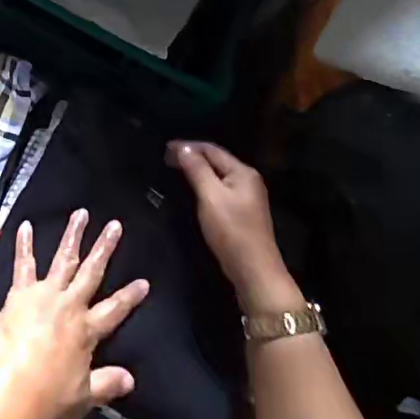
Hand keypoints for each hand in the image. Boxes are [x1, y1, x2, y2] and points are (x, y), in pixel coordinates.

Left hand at [0, 210, 149, 418]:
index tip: (143, 282)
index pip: (115, 309)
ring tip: (81, 214)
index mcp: (87, 330)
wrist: (10, 389)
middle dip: (105, 248)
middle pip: (91, 272)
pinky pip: (23, 265)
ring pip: (63, 259)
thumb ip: (107, 383)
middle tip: (114, 225)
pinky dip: (24, 244)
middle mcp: (70, 305)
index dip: (130, 296)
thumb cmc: (48, 398)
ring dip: (73, 235)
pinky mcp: (19, 294)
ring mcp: (45, 295)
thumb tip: (130, 379)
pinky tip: (24, 225)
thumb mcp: (83, 397)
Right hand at [169, 142, 303, 313]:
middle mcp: (247, 180)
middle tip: (167, 158)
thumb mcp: (211, 197)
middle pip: (216, 160)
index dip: (188, 146)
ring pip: (218, 175)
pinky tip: (193, 188)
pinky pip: (220, 189)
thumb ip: (197, 170)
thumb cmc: (231, 232)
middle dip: (192, 156)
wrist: (254, 271)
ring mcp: (247, 196)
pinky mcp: (242, 212)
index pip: (212, 150)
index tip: (165, 148)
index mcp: (242, 172)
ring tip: (176, 169)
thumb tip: (183, 147)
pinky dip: (204, 183)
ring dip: (197, 169)